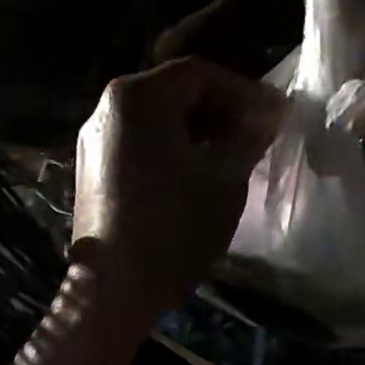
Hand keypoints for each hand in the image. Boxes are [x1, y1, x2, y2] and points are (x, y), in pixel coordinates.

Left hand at [71, 57, 282, 329]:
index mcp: (137, 98)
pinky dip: (170, 152)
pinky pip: (138, 146)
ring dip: (196, 134)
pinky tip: (194, 178)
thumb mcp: (225, 178)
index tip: (274, 117)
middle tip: (255, 138)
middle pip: (173, 94)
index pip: (200, 74)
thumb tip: (268, 112)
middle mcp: (105, 110)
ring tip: (229, 160)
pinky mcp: (90, 173)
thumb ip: (249, 134)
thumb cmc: (174, 228)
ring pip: (155, 122)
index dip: (244, 91)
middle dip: (219, 112)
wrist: (113, 290)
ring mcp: (92, 143)